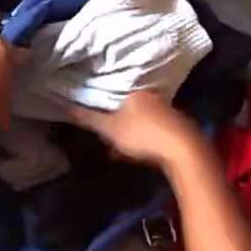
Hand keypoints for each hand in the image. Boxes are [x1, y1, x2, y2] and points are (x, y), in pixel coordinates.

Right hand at [68, 92, 211, 168]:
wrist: (183, 152)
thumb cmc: (141, 136)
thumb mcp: (109, 129)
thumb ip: (89, 119)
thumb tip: (67, 107)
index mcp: (136, 94)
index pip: (116, 100)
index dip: (108, 116)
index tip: (105, 132)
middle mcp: (155, 98)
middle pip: (131, 112)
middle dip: (121, 129)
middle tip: (114, 145)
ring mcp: (171, 113)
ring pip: (145, 124)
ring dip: (134, 138)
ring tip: (127, 155)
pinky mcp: (183, 129)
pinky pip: (159, 133)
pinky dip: (149, 143)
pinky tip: (145, 157)